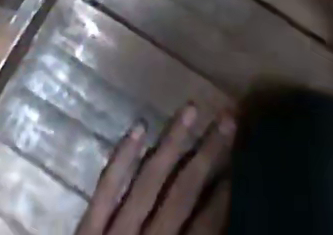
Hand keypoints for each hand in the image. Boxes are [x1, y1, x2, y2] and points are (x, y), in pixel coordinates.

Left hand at [75, 104, 230, 234]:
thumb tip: (219, 227)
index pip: (208, 226)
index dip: (227, 192)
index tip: (244, 160)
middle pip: (184, 193)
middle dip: (208, 155)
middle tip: (228, 119)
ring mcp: (116, 234)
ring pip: (150, 180)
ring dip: (173, 143)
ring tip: (192, 109)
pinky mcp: (88, 230)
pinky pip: (107, 187)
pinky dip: (122, 157)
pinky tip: (139, 128)